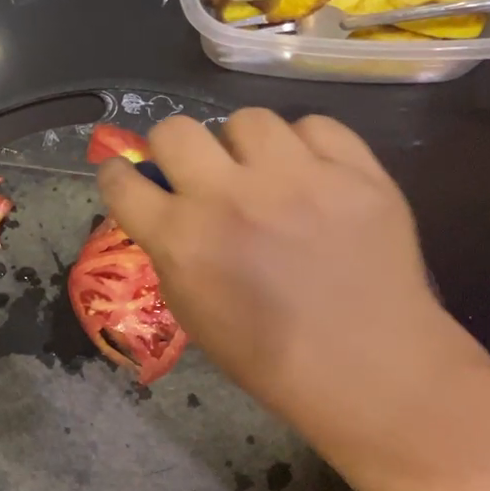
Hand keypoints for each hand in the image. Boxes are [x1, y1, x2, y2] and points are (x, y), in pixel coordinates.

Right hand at [98, 109, 475, 420]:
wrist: (371, 370)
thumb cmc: (265, 351)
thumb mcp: (187, 305)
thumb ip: (168, 246)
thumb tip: (163, 204)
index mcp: (182, 238)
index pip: (121, 179)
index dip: (118, 175)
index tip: (129, 177)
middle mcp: (230, 198)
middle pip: (175, 131)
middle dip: (174, 148)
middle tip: (195, 170)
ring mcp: (298, 181)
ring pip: (246, 120)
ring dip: (243, 146)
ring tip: (262, 172)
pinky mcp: (357, 175)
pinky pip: (316, 127)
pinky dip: (306, 147)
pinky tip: (311, 175)